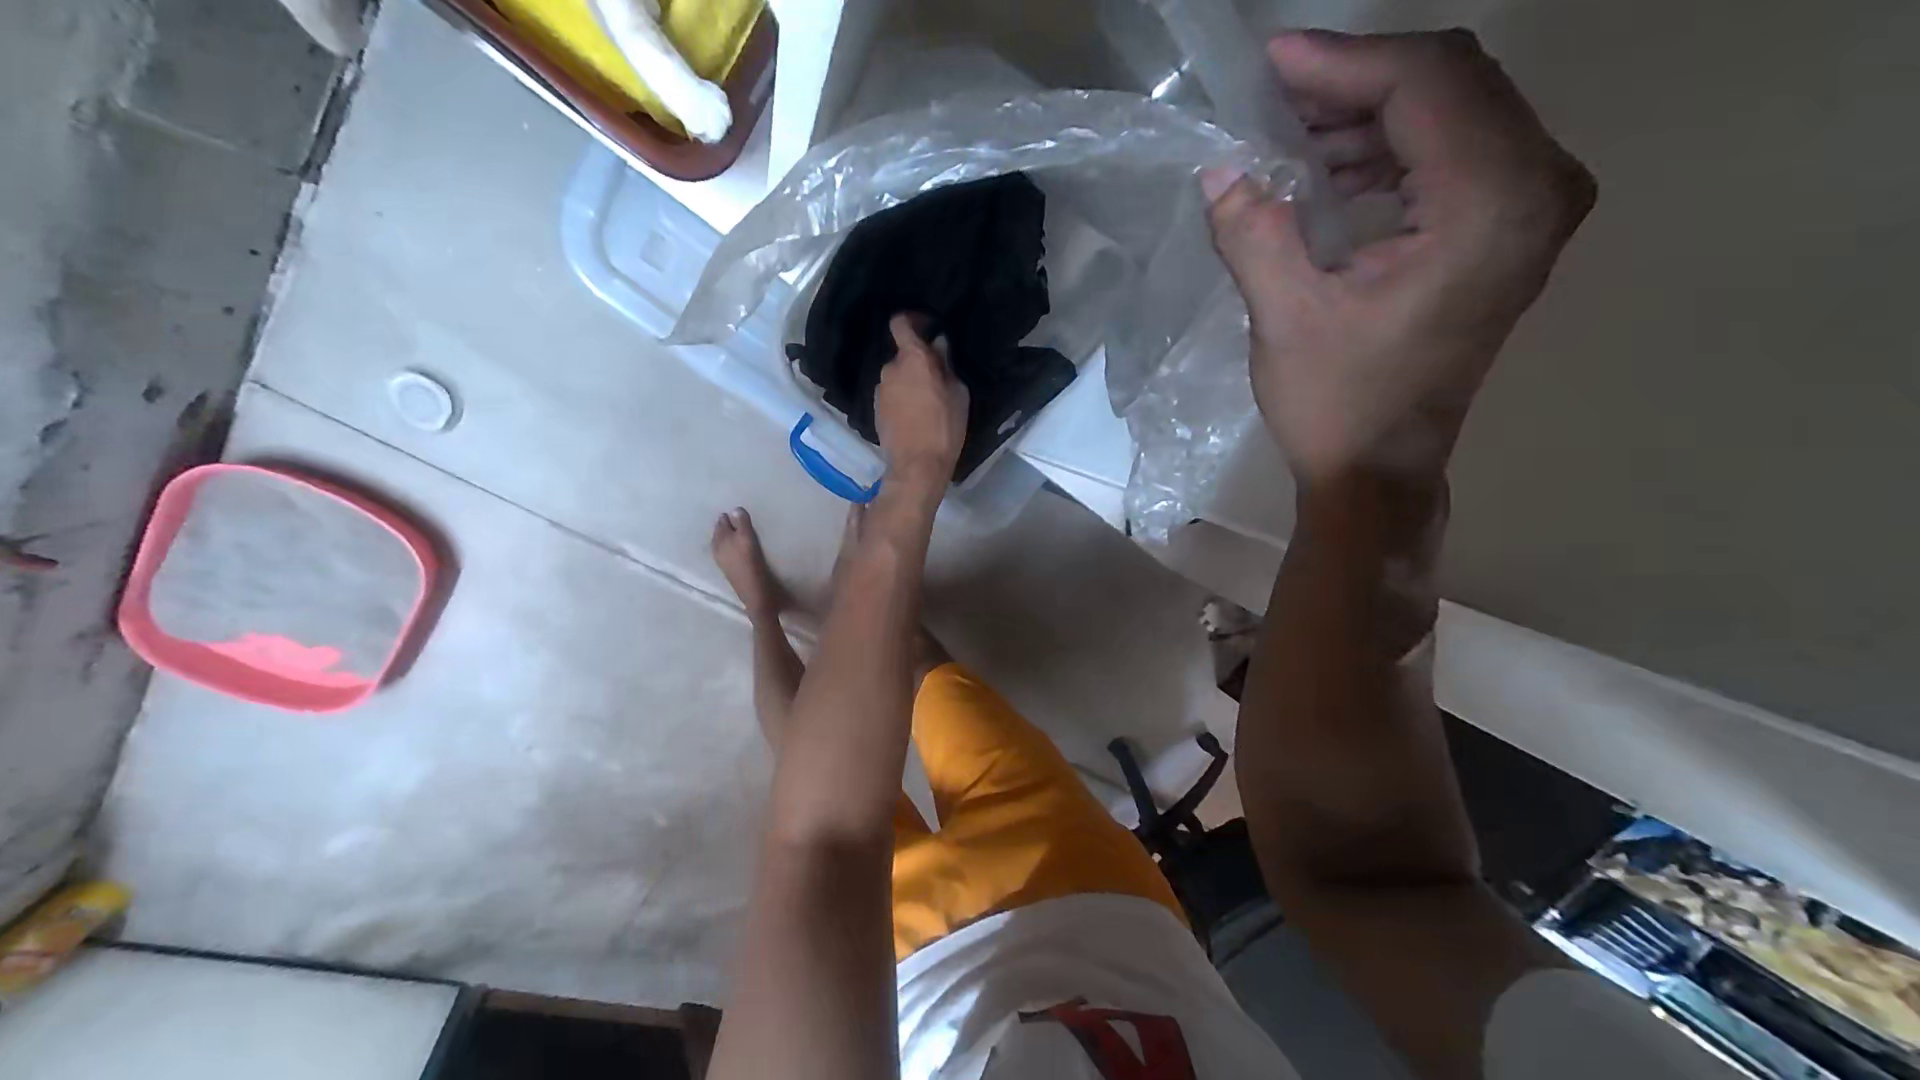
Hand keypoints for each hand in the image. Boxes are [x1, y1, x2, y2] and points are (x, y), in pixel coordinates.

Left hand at [874, 314, 968, 487]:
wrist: (917, 466)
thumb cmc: (944, 427)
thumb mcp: (958, 393)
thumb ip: (947, 365)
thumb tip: (939, 344)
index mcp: (912, 359)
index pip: (900, 323)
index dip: (913, 320)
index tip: (929, 327)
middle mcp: (890, 369)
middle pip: (902, 354)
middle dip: (918, 360)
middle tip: (938, 376)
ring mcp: (879, 390)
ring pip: (897, 376)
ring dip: (910, 381)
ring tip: (928, 400)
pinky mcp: (875, 410)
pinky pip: (891, 394)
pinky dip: (902, 397)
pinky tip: (916, 415)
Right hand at [1205, 29, 1594, 489]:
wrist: (1381, 471)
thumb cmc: (1337, 405)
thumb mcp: (1285, 319)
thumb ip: (1253, 232)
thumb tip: (1219, 171)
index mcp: (1489, 206)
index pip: (1424, 85)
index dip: (1342, 62)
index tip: (1271, 60)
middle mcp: (1536, 189)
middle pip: (1451, 83)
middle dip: (1357, 79)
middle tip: (1276, 93)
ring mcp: (1533, 208)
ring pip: (1456, 112)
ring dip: (1371, 113)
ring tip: (1292, 132)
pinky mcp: (1509, 231)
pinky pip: (1456, 153)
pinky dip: (1391, 148)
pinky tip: (1332, 169)